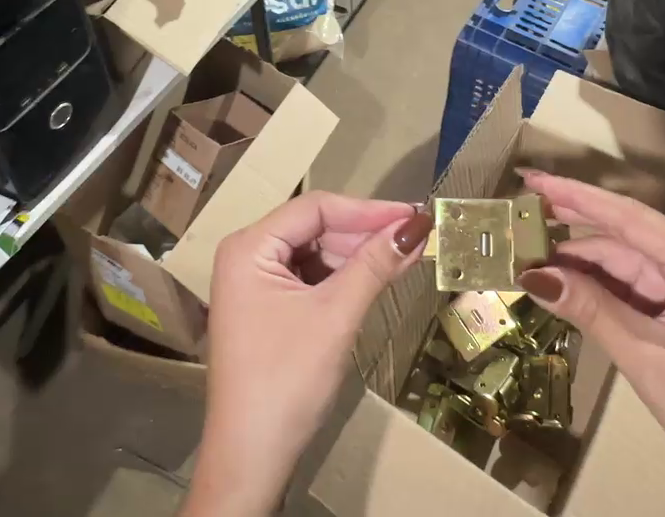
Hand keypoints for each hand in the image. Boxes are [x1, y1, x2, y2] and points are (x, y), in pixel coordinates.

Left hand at [179, 192, 432, 516]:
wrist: (250, 457)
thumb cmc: (287, 380)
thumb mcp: (336, 316)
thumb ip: (375, 264)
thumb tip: (418, 224)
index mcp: (249, 247)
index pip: (315, 208)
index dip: (367, 209)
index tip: (413, 214)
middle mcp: (246, 254)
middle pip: (314, 226)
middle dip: (364, 233)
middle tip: (415, 237)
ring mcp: (253, 281)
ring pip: (315, 250)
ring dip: (357, 254)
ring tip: (403, 256)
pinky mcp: (266, 305)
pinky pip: (309, 275)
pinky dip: (342, 276)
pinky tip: (375, 277)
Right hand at [515, 170, 664, 516]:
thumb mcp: (644, 357)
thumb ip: (590, 310)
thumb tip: (532, 275)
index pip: (628, 217)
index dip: (578, 195)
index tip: (535, 179)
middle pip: (621, 229)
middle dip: (572, 215)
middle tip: (522, 201)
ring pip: (618, 255)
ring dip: (575, 256)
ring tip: (526, 250)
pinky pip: (623, 280)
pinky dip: (590, 280)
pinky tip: (556, 277)